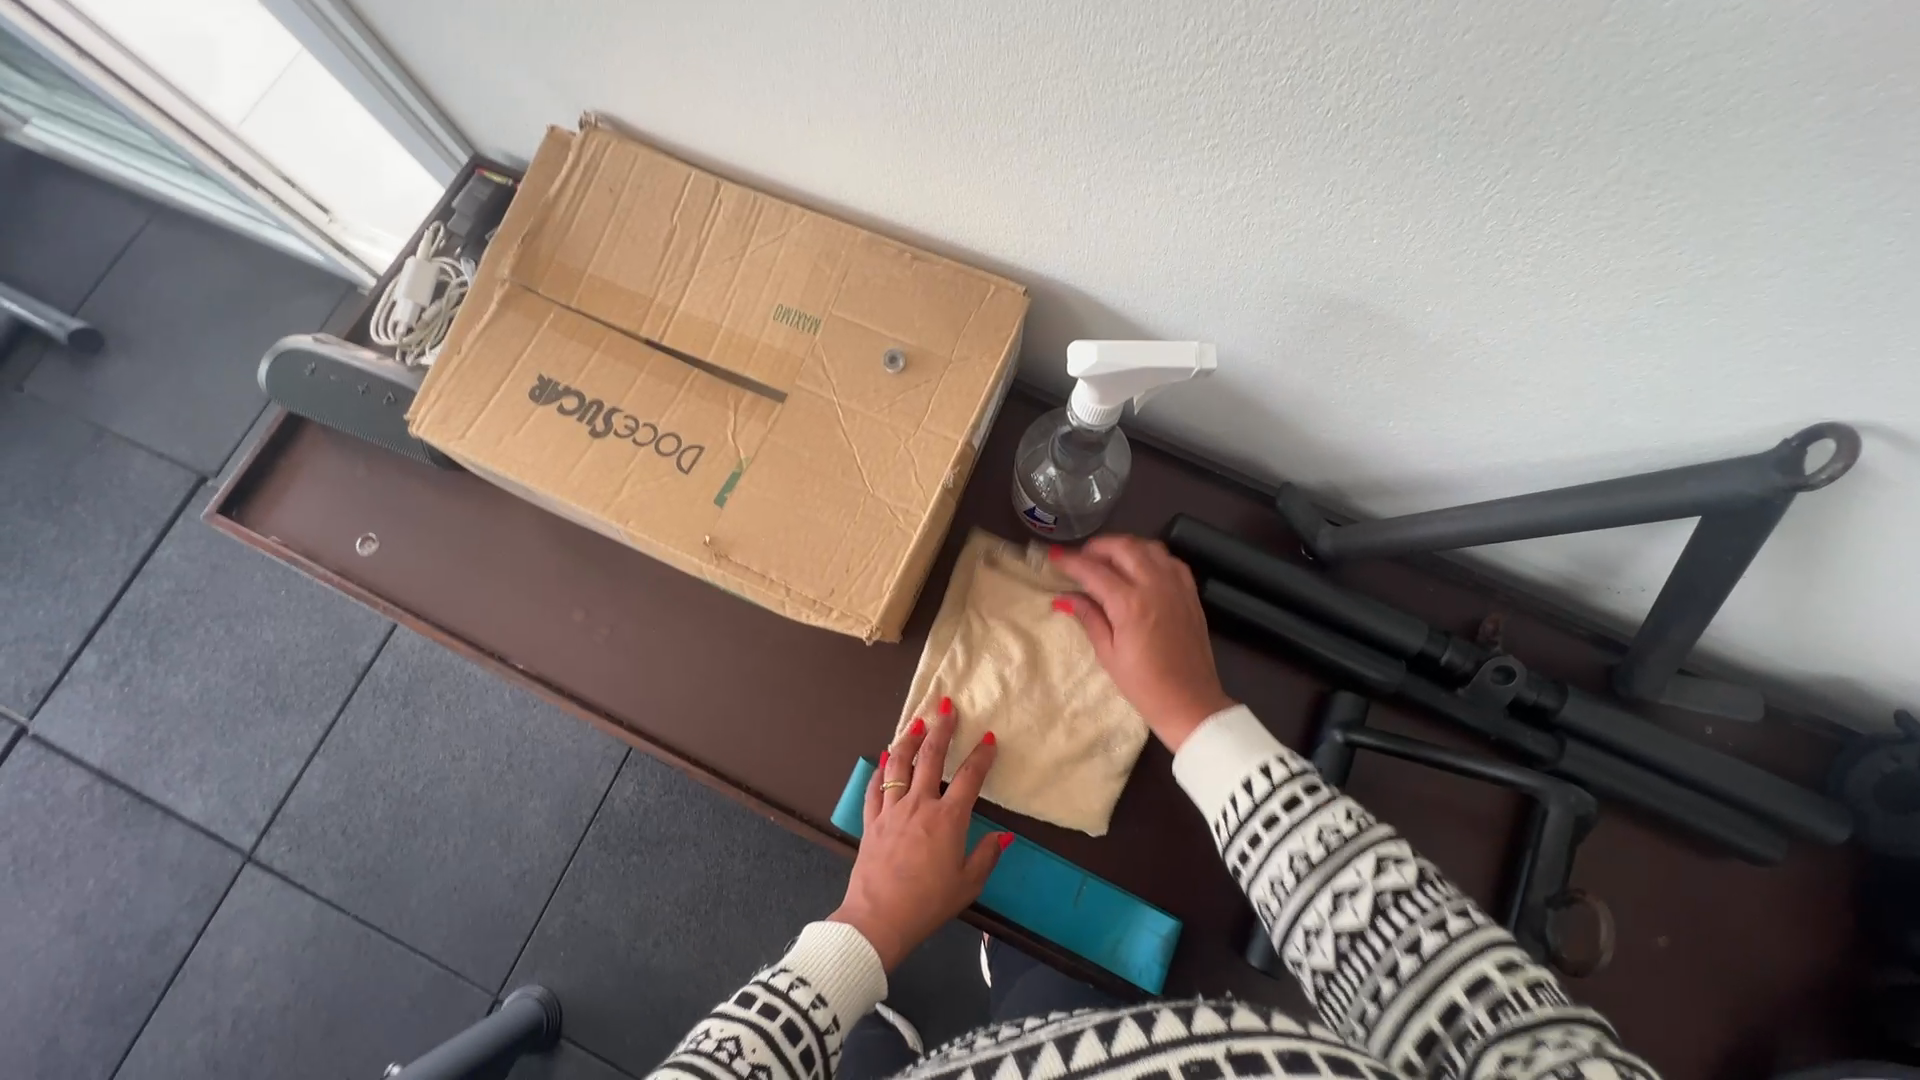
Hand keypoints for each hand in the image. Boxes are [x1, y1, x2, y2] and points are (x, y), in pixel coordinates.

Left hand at [829, 702, 1007, 971]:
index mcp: (947, 819)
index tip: (989, 738)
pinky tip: (885, 759)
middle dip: (941, 729)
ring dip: (908, 739)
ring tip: (916, 721)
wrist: (879, 919)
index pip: (969, 778)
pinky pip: (876, 788)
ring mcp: (892, 810)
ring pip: (899, 764)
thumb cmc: (928, 904)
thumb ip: (986, 856)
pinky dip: (881, 770)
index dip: (981, 756)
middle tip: (946, 706)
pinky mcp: (872, 821)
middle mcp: (919, 805)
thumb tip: (1003, 836)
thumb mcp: (967, 884)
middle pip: (931, 757)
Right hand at [1051, 536, 1235, 750]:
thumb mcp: (1108, 654)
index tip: (1055, 556)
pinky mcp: (1190, 593)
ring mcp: (1176, 587)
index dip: (1071, 561)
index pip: (1094, 570)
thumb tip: (1065, 597)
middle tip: (1081, 557)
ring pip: (1148, 547)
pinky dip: (1151, 556)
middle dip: (1097, 546)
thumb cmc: (1143, 684)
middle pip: (1123, 547)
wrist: (1190, 701)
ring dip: (1125, 547)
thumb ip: (1089, 617)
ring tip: (1109, 559)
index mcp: (1130, 604)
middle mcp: (1154, 586)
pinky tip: (1140, 568)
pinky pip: (1170, 560)